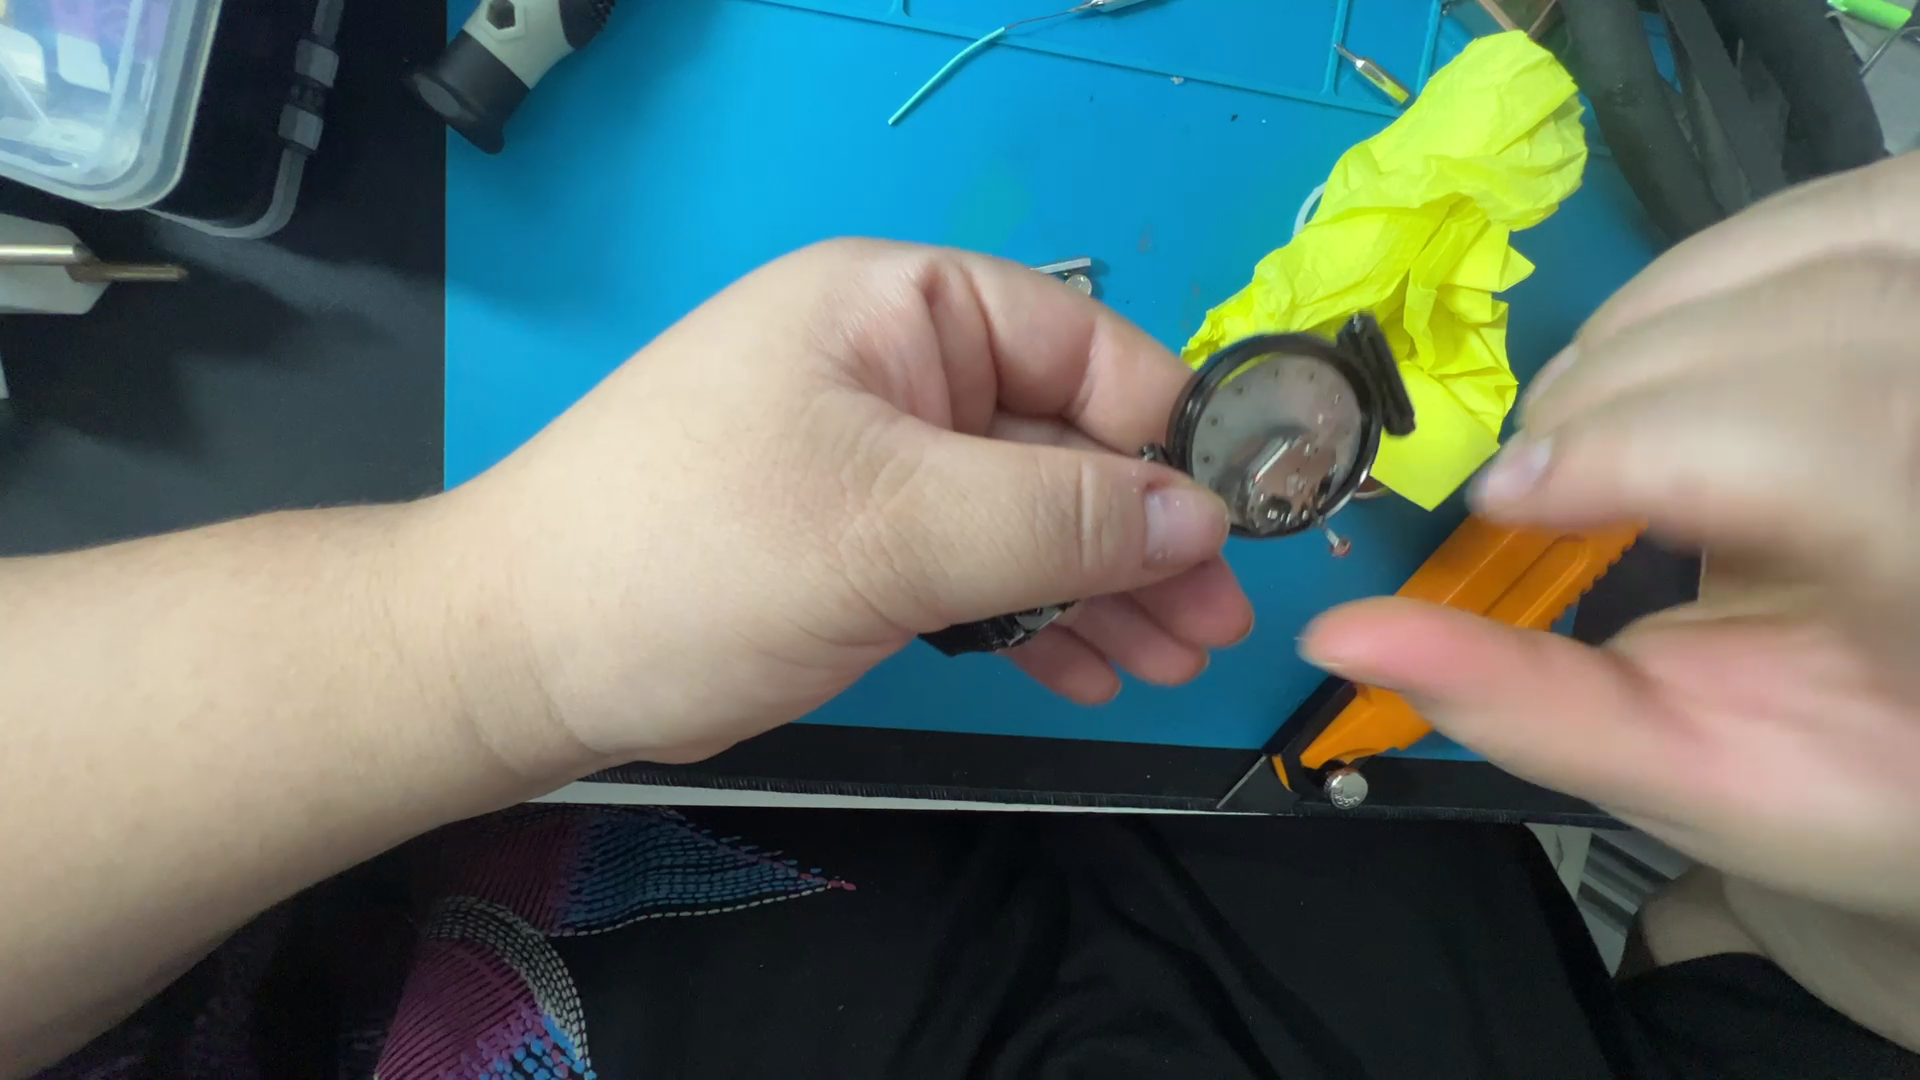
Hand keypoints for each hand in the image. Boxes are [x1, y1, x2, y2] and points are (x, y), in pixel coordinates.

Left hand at [425, 240, 1250, 766]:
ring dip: (1104, 593)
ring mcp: (894, 469)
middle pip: (1066, 449)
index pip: (1083, 351)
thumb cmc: (700, 554)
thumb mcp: (892, 524)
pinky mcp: (877, 548)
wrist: (539, 656)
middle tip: (1213, 623)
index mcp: (907, 312)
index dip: (1166, 436)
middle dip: (1143, 538)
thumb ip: (1056, 517)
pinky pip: (985, 573)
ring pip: (1032, 523)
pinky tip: (1093, 673)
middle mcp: (908, 377)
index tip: (1234, 525)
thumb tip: (1198, 518)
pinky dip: (1039, 623)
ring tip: (1173, 661)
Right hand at [1301, 154, 1919, 918]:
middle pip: (1814, 323)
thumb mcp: (1680, 768)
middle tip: (1544, 479)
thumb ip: (1515, 704)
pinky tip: (1669, 355)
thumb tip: (1334, 634)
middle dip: (1616, 397)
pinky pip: (1850, 203)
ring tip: (1599, 419)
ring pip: (1823, 240)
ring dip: (1647, 327)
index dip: (1635, 447)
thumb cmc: (1842, 756)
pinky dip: (1709, 267)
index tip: (1508, 502)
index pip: (1833, 444)